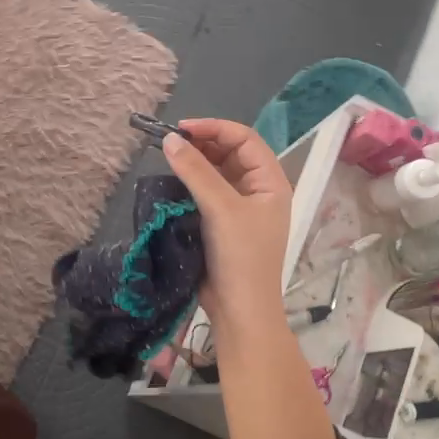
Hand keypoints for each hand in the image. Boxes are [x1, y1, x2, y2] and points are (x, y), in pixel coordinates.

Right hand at [161, 119, 333, 438]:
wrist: (240, 310)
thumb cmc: (241, 257)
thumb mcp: (221, 209)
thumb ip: (196, 171)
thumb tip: (170, 140)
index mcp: (271, 182)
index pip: (244, 140)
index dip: (214, 128)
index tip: (180, 129)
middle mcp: (259, 191)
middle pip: (230, 154)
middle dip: (202, 144)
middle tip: (169, 143)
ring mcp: (241, 209)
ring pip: (216, 174)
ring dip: (194, 164)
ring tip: (167, 158)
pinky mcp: (222, 226)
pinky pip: (206, 195)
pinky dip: (190, 185)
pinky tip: (172, 183)